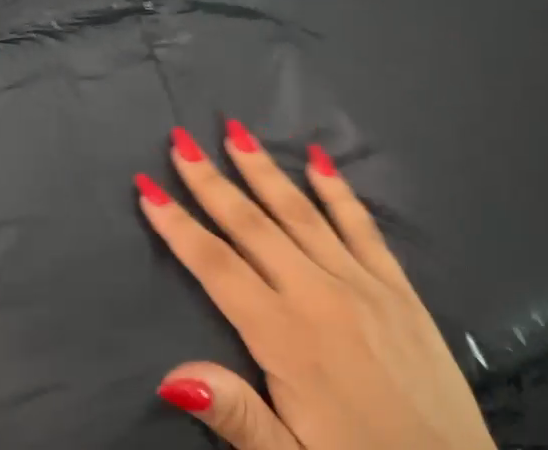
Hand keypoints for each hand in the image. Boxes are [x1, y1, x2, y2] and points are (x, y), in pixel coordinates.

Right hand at [135, 121, 494, 449]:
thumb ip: (236, 416)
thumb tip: (172, 373)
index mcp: (285, 339)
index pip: (216, 267)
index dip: (178, 226)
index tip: (148, 187)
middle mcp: (319, 296)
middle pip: (252, 226)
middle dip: (210, 181)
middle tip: (179, 139)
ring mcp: (362, 285)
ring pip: (300, 213)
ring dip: (263, 170)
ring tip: (234, 131)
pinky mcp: (398, 288)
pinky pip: (361, 226)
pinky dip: (337, 190)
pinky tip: (318, 160)